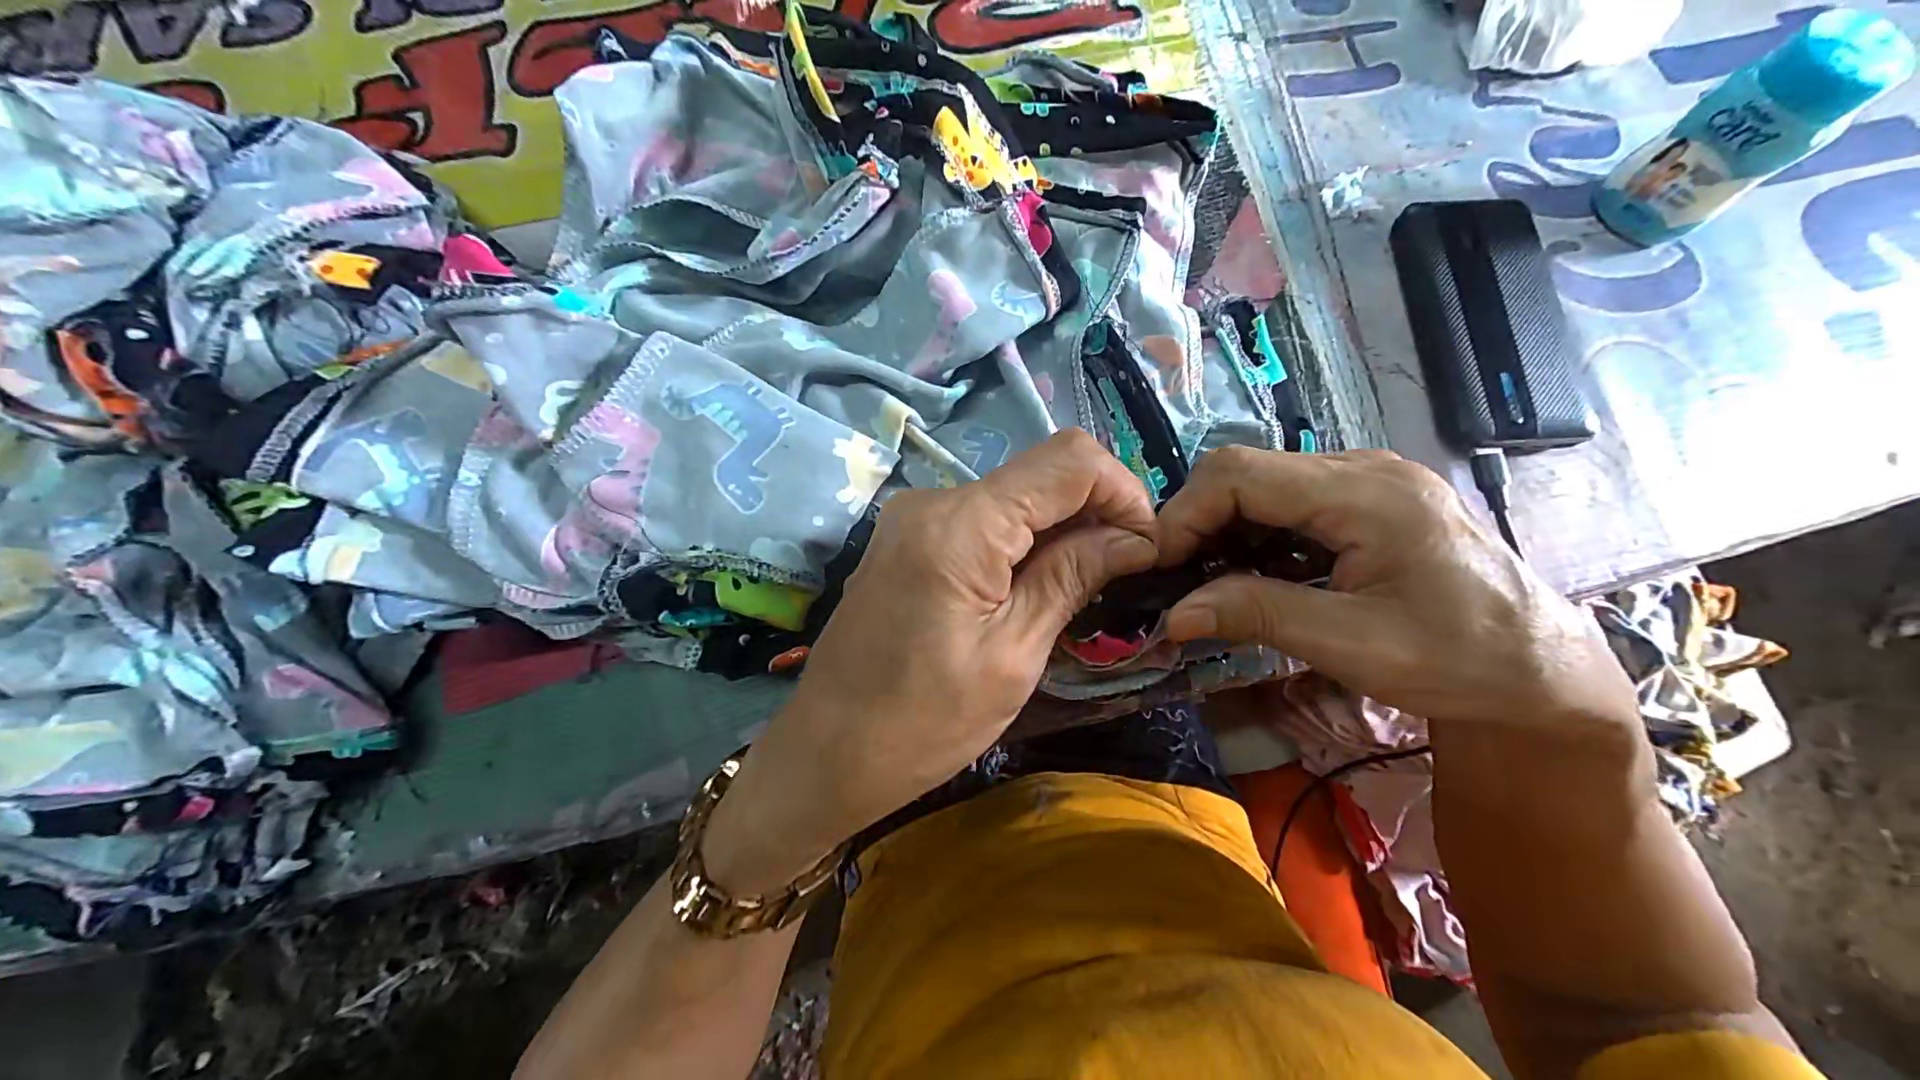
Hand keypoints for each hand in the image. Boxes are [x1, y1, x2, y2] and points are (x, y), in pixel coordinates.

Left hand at [703, 431, 1157, 891]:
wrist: (824, 756)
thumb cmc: (921, 724)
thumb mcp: (1012, 657)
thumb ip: (1071, 577)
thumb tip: (1135, 537)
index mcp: (961, 523)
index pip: (1068, 459)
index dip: (1122, 492)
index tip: (1146, 550)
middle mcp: (933, 500)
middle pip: (1041, 474)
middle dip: (1095, 513)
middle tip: (1125, 577)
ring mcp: (914, 519)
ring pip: (1014, 497)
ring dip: (1060, 532)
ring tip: (1085, 590)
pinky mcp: (907, 542)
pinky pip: (982, 522)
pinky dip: (1021, 544)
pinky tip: (1035, 590)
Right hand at [1157, 447, 1634, 731]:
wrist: (1540, 671)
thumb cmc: (1460, 661)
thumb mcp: (1353, 644)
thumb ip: (1259, 615)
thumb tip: (1173, 615)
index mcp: (1367, 493)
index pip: (1240, 474)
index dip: (1185, 514)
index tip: (1159, 568)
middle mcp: (1362, 469)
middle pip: (1245, 472)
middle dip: (1197, 522)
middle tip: (1177, 580)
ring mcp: (1365, 481)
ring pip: (1261, 485)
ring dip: (1222, 531)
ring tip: (1207, 582)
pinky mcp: (1364, 501)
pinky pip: (1286, 503)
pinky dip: (1252, 536)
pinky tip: (1249, 575)